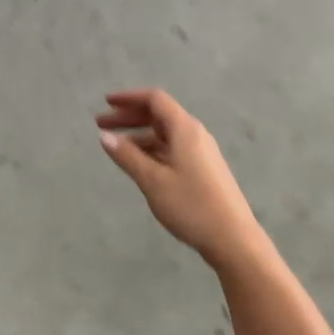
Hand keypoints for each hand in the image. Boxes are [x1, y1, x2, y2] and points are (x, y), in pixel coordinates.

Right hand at [96, 88, 269, 267]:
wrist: (232, 237)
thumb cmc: (191, 205)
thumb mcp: (153, 181)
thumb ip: (128, 156)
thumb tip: (105, 136)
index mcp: (184, 129)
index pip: (155, 100)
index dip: (129, 98)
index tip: (106, 102)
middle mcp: (195, 134)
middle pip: (159, 115)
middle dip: (129, 116)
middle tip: (101, 124)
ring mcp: (201, 152)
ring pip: (165, 134)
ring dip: (139, 135)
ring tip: (116, 147)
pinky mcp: (203, 169)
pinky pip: (172, 149)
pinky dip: (152, 150)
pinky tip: (140, 163)